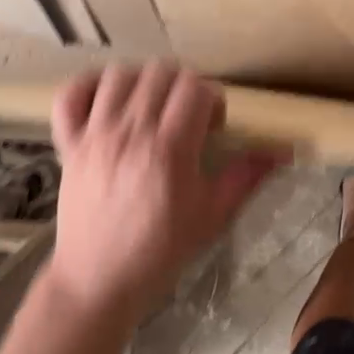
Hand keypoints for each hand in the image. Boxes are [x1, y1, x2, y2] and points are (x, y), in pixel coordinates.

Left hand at [46, 61, 284, 316]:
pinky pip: (70, 94)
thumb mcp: (212, 216)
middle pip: (160, 72)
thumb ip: (246, 176)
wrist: (97, 282)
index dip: (212, 99)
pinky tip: (108, 102)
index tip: (213, 126)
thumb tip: (284, 151)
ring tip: (151, 107)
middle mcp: (129, 133)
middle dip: (182, 85)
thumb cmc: (160, 251)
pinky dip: (89, 87)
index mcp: (168, 150)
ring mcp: (94, 135)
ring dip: (142, 81)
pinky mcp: (68, 144)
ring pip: (119, 74)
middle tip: (187, 115)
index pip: (195, 88)